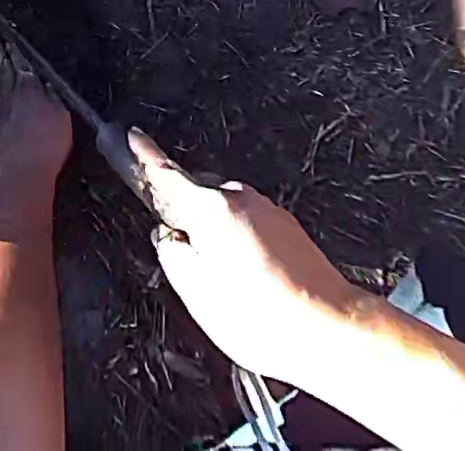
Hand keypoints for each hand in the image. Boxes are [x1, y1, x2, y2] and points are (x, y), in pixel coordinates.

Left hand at [0, 39, 71, 189]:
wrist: (26, 171)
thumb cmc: (50, 143)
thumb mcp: (62, 116)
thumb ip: (54, 97)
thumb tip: (47, 82)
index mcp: (30, 92)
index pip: (22, 67)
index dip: (16, 54)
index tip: (10, 42)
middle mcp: (12, 99)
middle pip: (4, 74)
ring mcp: (0, 115)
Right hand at [132, 129, 369, 383]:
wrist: (330, 329)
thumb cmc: (263, 316)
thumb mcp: (195, 292)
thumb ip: (172, 254)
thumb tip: (169, 237)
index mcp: (210, 209)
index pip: (166, 172)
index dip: (145, 153)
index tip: (133, 136)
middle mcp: (238, 198)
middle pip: (198, 198)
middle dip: (190, 223)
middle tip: (197, 268)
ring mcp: (265, 209)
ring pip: (225, 215)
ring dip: (220, 239)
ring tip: (233, 288)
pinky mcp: (285, 225)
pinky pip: (250, 225)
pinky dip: (244, 246)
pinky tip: (254, 284)